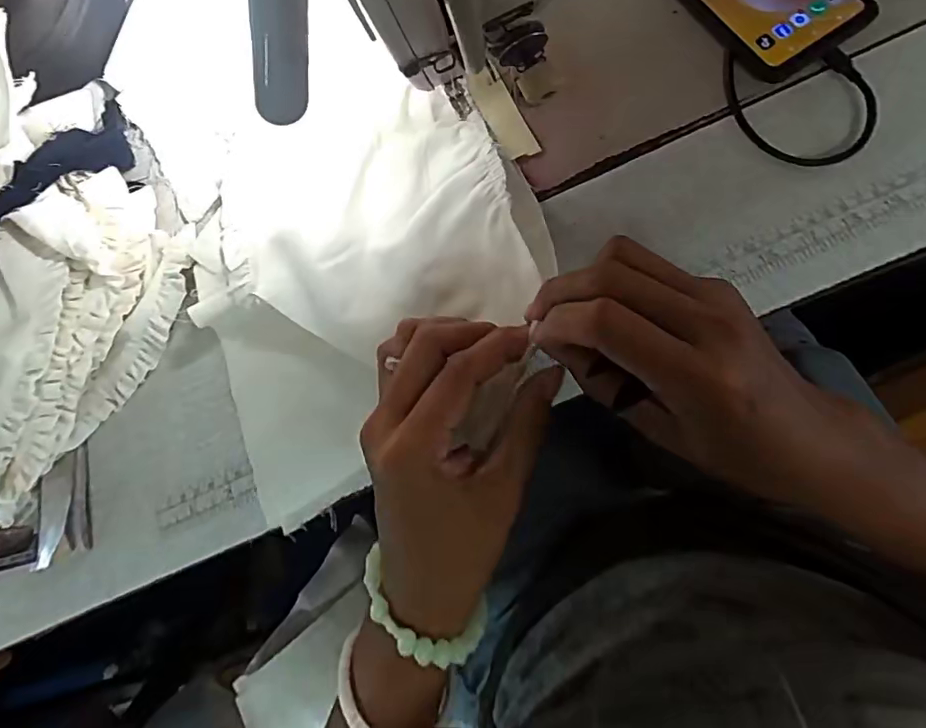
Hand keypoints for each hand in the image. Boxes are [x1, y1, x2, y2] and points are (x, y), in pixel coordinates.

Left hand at [362, 319, 560, 637]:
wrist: (417, 593)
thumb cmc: (465, 550)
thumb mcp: (504, 489)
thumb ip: (526, 422)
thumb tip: (550, 370)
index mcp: (413, 446)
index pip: (455, 371)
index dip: (497, 346)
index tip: (532, 335)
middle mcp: (383, 424)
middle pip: (421, 345)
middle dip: (470, 331)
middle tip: (511, 340)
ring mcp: (375, 421)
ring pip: (400, 347)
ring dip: (444, 334)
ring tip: (485, 346)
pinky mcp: (378, 423)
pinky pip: (394, 365)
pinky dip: (425, 350)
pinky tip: (458, 361)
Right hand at [527, 237, 909, 516]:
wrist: (808, 434)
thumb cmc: (736, 453)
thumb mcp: (660, 431)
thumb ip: (604, 381)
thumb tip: (557, 338)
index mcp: (698, 372)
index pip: (608, 320)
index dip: (559, 322)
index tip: (535, 337)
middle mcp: (707, 320)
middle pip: (610, 276)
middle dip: (561, 292)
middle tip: (538, 320)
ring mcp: (714, 294)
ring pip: (624, 255)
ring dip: (583, 277)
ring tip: (567, 310)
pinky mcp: (714, 283)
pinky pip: (645, 264)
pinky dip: (611, 278)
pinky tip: (606, 309)